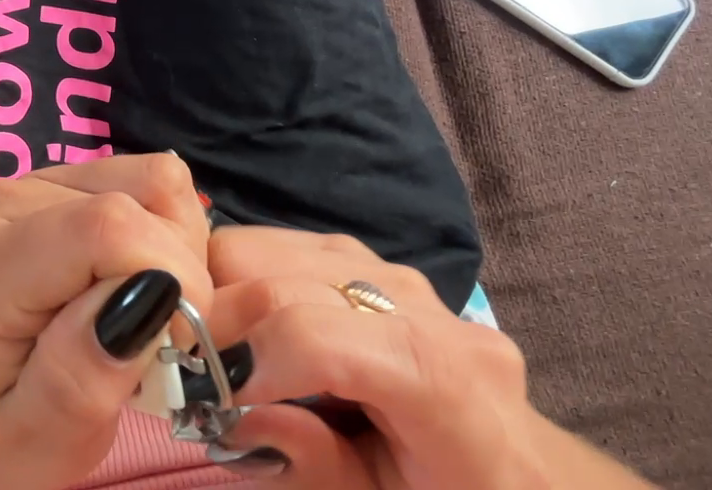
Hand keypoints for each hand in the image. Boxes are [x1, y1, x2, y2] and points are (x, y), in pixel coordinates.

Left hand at [0, 154, 214, 489]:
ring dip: (182, 251)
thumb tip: (151, 295)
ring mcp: (41, 180)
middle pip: (145, 201)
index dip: (170, 278)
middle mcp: (13, 202)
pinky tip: (144, 281)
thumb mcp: (40, 435)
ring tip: (147, 310)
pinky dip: (174, 235)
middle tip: (159, 341)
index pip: (107, 228)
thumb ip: (83, 376)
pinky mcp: (70, 177)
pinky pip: (158, 185)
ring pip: (161, 184)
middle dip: (181, 275)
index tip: (176, 343)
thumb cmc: (6, 427)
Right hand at [204, 227, 651, 488]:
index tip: (204, 397)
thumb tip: (229, 414)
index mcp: (446, 384)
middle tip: (194, 374)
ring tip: (224, 352)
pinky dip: (239, 277)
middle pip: (275, 274)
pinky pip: (272, 243)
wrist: (517, 470)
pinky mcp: (359, 256)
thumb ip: (312, 469)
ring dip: (219, 293)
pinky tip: (249, 328)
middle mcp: (418, 305)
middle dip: (215, 320)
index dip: (247, 359)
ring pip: (261, 245)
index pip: (321, 335)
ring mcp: (388, 270)